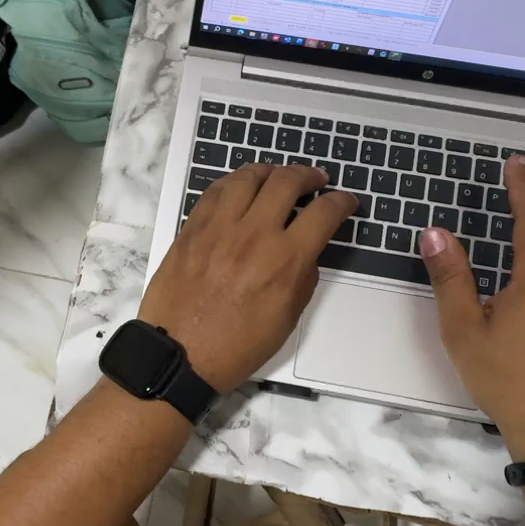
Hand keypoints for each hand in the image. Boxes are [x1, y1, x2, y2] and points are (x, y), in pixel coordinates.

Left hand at [140, 164, 356, 393]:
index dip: (342, 201)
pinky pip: (215, 191)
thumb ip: (303, 275)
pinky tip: (241, 188)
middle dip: (308, 175)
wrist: (179, 355)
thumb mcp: (287, 318)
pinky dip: (234, 183)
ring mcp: (218, 228)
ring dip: (269, 171)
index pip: (324, 212)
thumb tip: (307, 248)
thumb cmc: (236, 346)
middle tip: (314, 181)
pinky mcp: (191, 229)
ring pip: (247, 177)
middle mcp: (253, 235)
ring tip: (277, 177)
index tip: (345, 200)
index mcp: (284, 260)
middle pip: (286, 181)